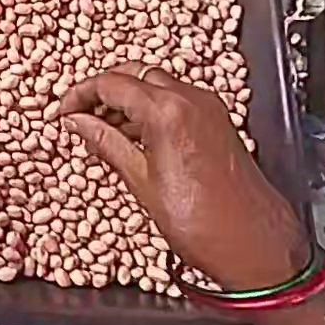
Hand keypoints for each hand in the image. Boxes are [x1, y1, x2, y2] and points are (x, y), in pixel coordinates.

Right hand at [52, 62, 307, 290]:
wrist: (260, 251)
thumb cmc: (204, 224)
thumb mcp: (140, 181)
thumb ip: (105, 141)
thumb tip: (76, 122)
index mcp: (168, 112)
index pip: (110, 83)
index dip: (79, 94)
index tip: (64, 111)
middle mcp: (191, 100)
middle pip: (132, 74)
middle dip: (102, 91)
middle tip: (79, 115)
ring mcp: (208, 109)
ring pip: (153, 84)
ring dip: (125, 98)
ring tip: (102, 129)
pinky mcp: (218, 122)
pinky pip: (174, 99)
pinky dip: (148, 108)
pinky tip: (132, 135)